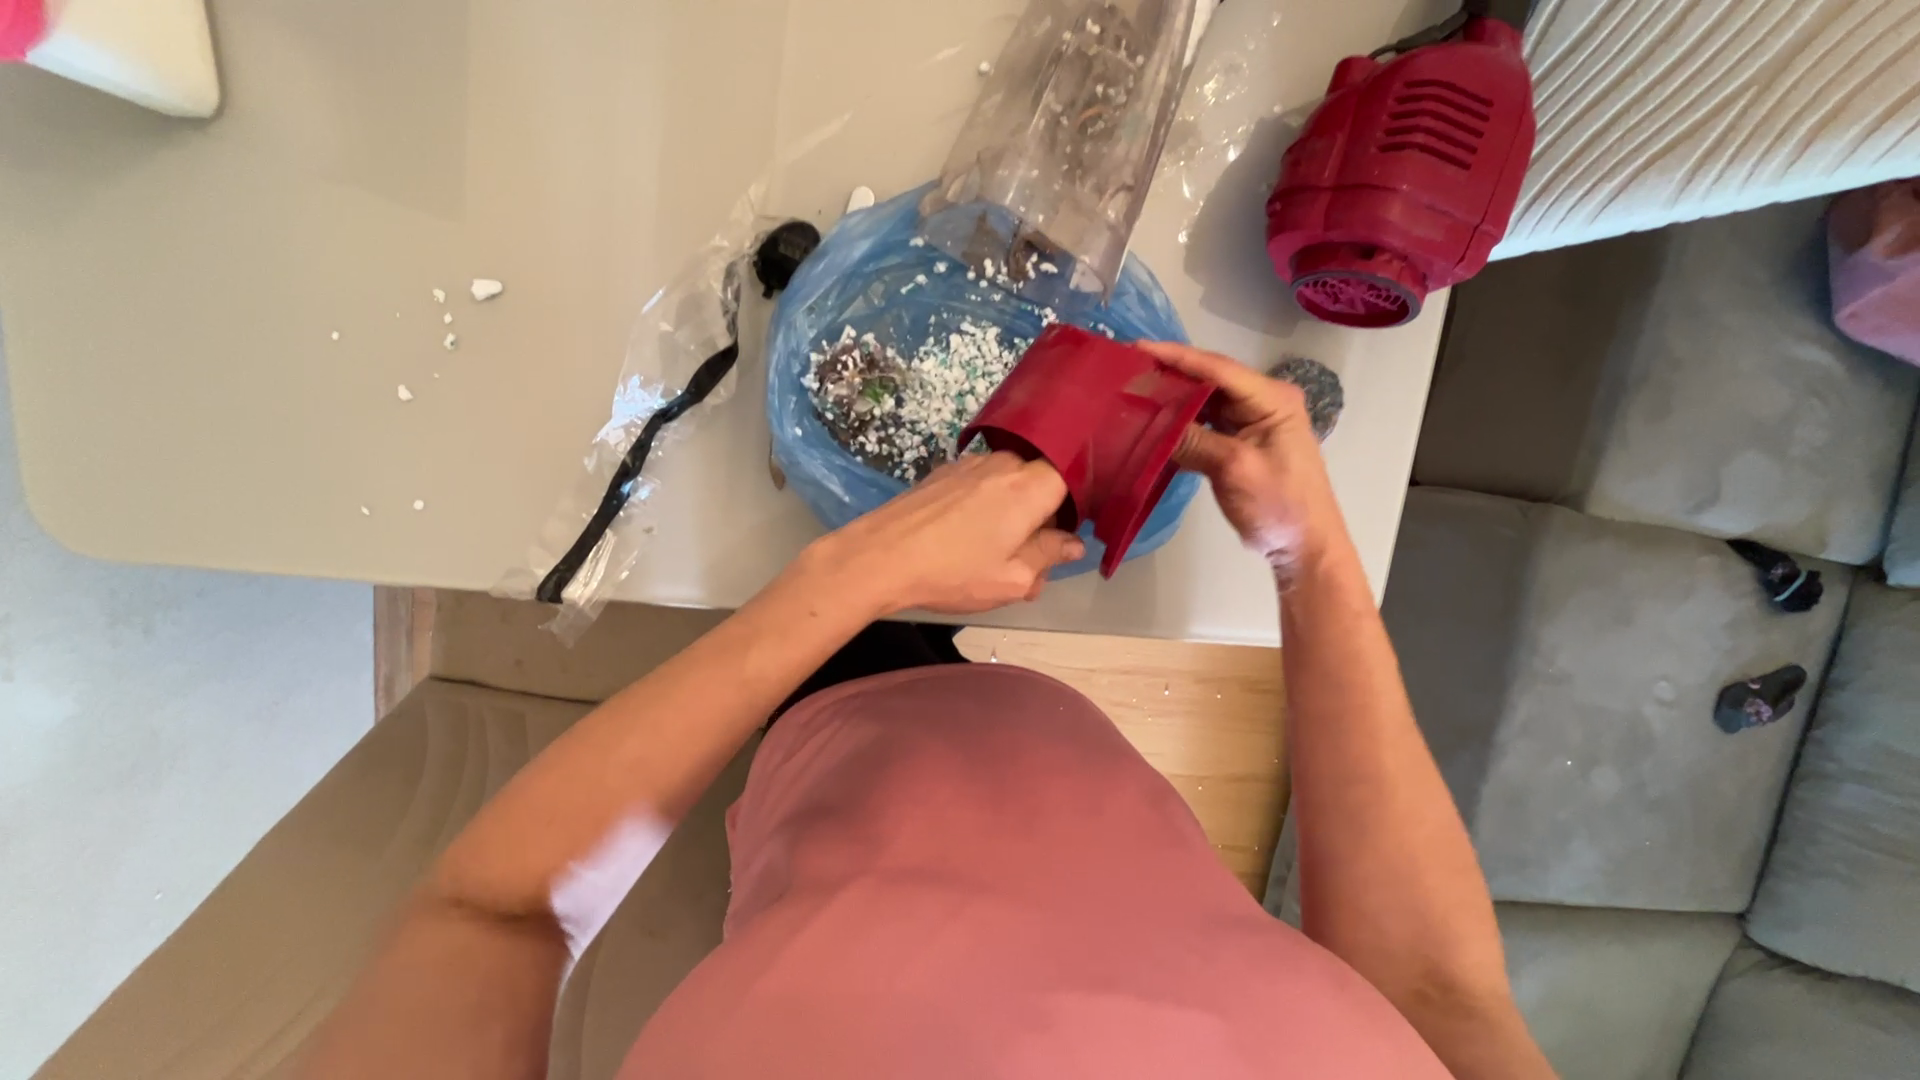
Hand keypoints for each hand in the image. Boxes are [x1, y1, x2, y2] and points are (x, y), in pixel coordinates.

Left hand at [798, 452, 1084, 617]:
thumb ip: (1048, 556)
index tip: (1064, 538)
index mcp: (1030, 486)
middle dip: (1041, 518)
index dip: (1073, 509)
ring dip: (1011, 515)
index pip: (1072, 480)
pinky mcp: (944, 472)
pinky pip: (981, 485)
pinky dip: (984, 508)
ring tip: (993, 557)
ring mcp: (970, 463)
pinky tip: (965, 540)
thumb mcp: (1012, 579)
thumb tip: (1073, 543)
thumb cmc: (953, 573)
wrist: (880, 557)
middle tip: (1028, 562)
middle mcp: (1004, 464)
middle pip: (1039, 482)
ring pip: (1008, 484)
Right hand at [1140, 342, 1346, 576]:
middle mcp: (1262, 402)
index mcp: (1272, 398)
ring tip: (1133, 391)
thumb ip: (1193, 440)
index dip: (1177, 356)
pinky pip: (1204, 425)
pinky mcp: (1238, 444)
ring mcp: (1251, 424)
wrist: (1303, 547)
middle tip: (1128, 369)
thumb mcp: (1234, 468)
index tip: (1137, 349)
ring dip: (1172, 399)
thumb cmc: (1279, 504)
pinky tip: (1152, 422)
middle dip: (1170, 374)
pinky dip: (1179, 424)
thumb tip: (1150, 422)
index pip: (1218, 368)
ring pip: (1203, 402)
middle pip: (1209, 380)